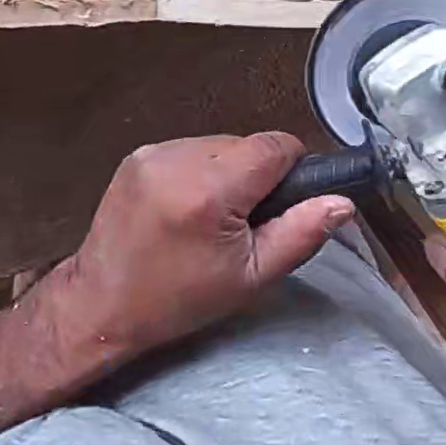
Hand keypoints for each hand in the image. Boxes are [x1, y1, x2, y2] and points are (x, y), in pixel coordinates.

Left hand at [33, 133, 355, 362]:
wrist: (102, 302)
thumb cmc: (179, 300)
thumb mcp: (251, 277)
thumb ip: (301, 233)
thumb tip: (343, 201)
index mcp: (210, 190)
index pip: (274, 145)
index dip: (292, 168)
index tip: (284, 200)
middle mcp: (177, 159)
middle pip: (245, 142)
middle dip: (256, 174)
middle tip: (243, 220)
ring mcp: (151, 153)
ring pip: (217, 143)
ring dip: (226, 171)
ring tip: (211, 216)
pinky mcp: (136, 156)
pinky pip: (188, 149)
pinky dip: (198, 170)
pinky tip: (186, 206)